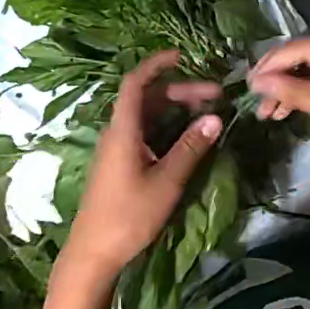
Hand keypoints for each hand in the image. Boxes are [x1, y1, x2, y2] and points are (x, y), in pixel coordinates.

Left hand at [60, 51, 222, 283]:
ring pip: (146, 116)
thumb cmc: (129, 216)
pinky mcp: (119, 163)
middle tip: (216, 96)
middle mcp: (116, 132)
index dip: (156, 64)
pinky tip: (187, 136)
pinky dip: (166, 127)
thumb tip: (215, 117)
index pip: (135, 83)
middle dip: (180, 91)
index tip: (182, 55)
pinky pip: (144, 132)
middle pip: (147, 98)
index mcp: (122, 130)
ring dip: (175, 110)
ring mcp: (116, 148)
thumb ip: (190, 148)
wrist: (93, 253)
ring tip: (207, 113)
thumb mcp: (166, 182)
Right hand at [249, 34, 309, 175]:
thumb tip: (256, 82)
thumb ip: (293, 91)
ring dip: (292, 84)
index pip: (301, 46)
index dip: (271, 64)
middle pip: (306, 52)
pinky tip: (290, 105)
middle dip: (279, 75)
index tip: (248, 84)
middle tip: (256, 98)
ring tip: (269, 110)